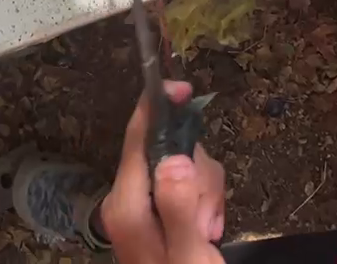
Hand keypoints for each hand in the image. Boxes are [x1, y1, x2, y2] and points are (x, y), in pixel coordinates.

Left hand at [98, 81, 225, 263]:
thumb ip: (180, 208)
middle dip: (196, 166)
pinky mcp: (160, 208)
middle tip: (208, 209)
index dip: (159, 105)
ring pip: (182, 160)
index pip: (138, 134)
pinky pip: (188, 179)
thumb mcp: (188, 257)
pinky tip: (208, 226)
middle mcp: (130, 195)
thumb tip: (174, 158)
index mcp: (127, 201)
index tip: (185, 90)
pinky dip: (204, 197)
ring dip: (204, 186)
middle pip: (166, 145)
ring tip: (209, 226)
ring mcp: (145, 202)